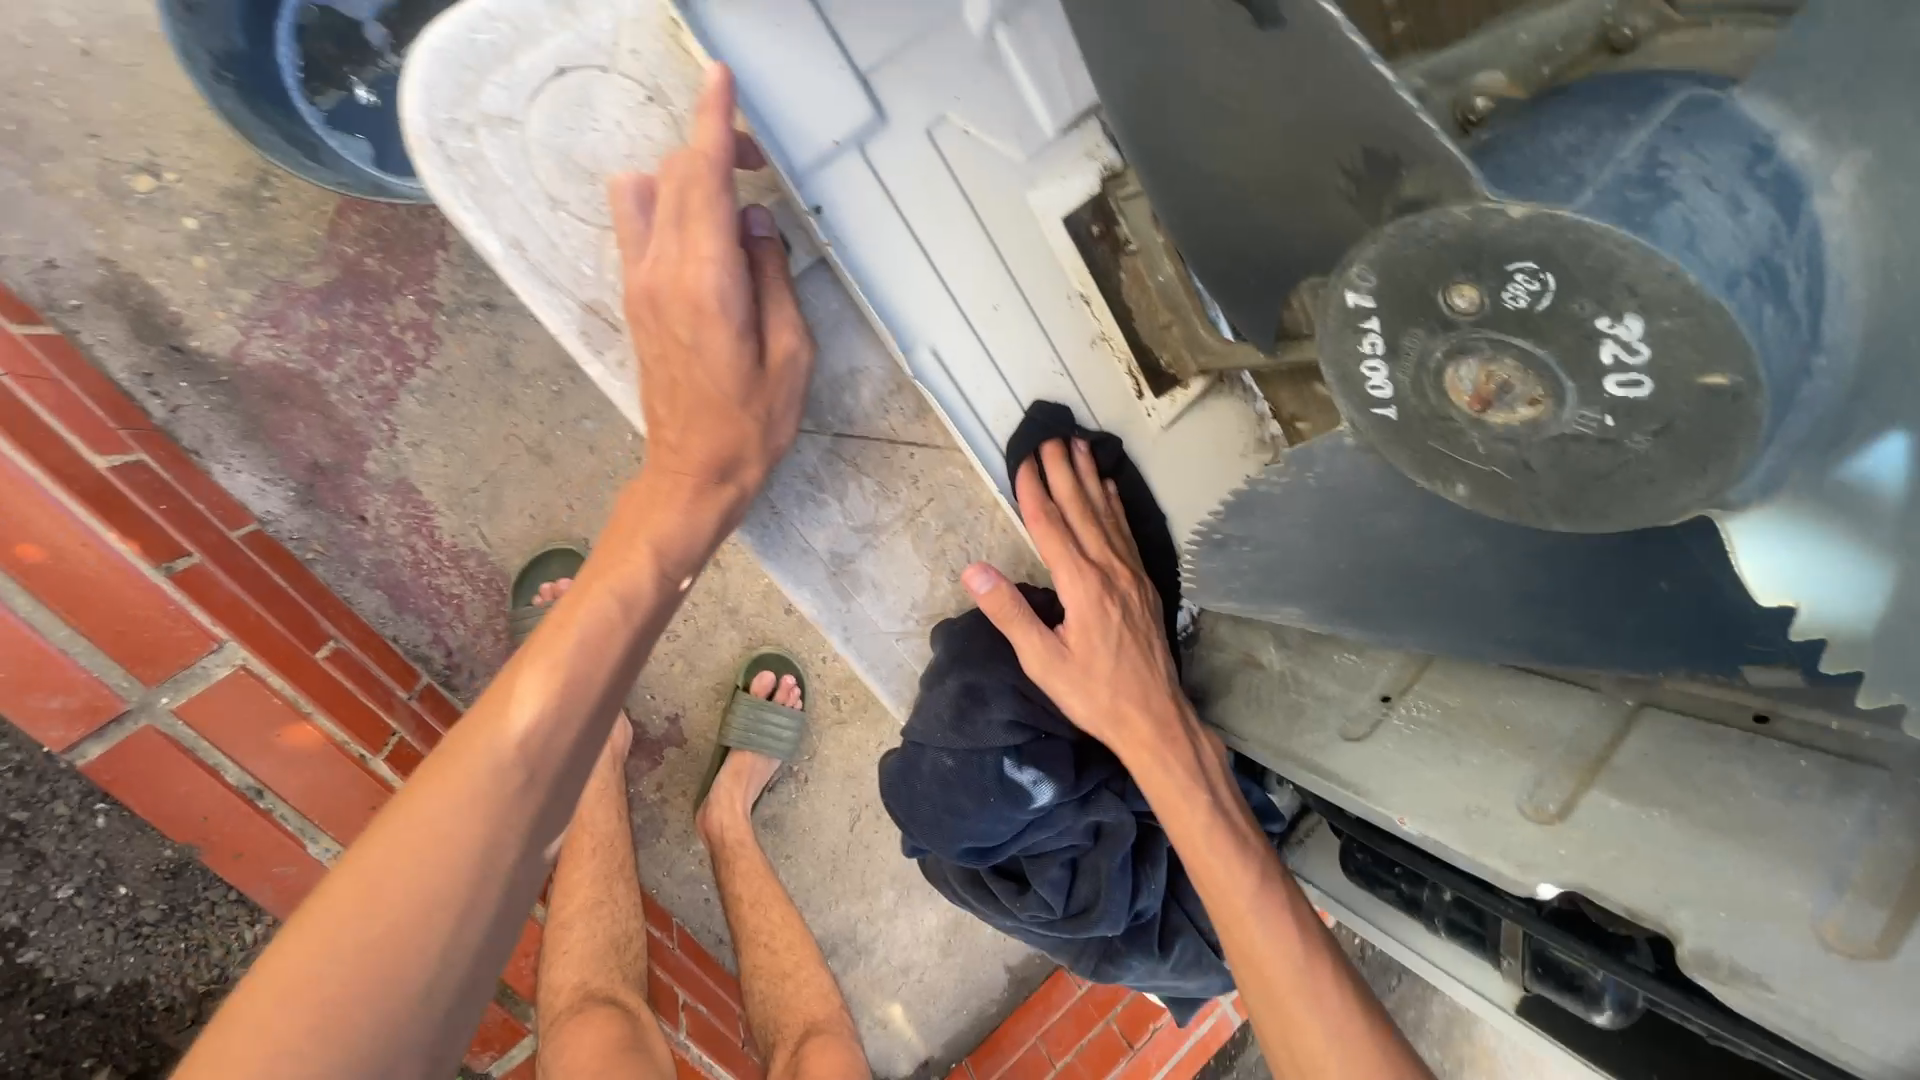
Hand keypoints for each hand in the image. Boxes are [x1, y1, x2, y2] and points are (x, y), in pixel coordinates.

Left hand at [607, 64, 815, 503]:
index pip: (703, 177)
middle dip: (711, 146)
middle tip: (757, 160)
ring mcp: (640, 284)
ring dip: (683, 175)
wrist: (694, 470)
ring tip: (728, 201)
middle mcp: (662, 271)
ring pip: (645, 192)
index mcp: (707, 282)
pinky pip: (639, 226)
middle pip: (674, 175)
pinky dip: (669, 206)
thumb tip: (760, 222)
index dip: (714, 122)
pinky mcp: (634, 300)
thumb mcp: (792, 353)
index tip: (722, 81)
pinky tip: (705, 235)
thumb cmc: (753, 423)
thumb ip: (775, 276)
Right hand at [963, 438, 1189, 758]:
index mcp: (1082, 586)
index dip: (1034, 491)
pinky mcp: (1144, 584)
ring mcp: (1131, 575)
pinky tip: (1112, 490)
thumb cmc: (1093, 694)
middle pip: (1081, 510)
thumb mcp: (1042, 662)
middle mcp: (1109, 570)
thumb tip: (973, 571)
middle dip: (1063, 471)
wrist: (1155, 717)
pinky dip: (1117, 506)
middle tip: (1051, 437)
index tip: (1023, 460)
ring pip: (1107, 516)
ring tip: (1081, 447)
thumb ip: (1010, 613)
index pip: (1051, 526)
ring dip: (1091, 479)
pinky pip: (1127, 534)